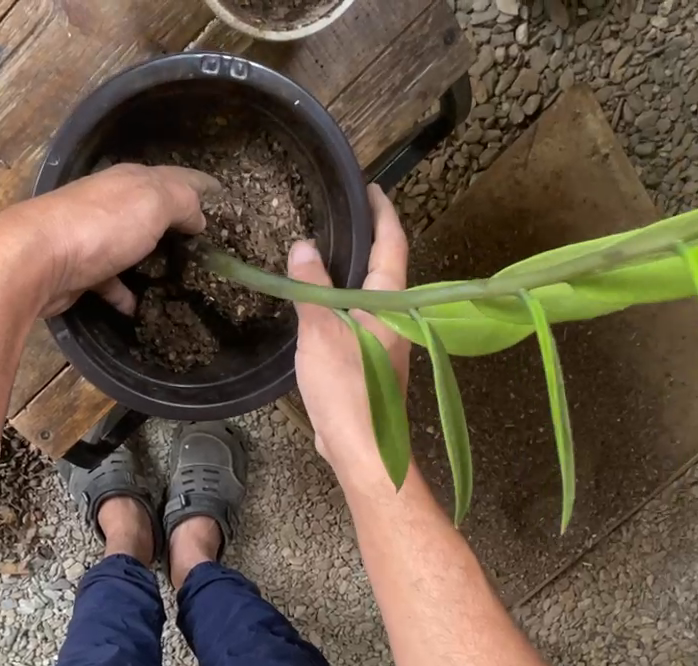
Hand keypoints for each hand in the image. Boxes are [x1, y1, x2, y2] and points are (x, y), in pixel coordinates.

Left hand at [0, 164, 218, 318]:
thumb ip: (183, 202)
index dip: (205, 189)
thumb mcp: (153, 202)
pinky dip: (125, 293)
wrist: (37, 260)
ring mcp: (94, 236)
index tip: (228, 207)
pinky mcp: (80, 269)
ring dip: (153, 262)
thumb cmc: (101, 226)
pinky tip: (138, 308)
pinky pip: (111, 281)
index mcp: (132, 180)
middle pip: (154, 212)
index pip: (179, 178)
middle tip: (208, 250)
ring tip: (179, 281)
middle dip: (180, 227)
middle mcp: (112, 202)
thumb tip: (199, 216)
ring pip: (132, 247)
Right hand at [290, 185, 412, 490]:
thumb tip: (303, 246)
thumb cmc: (346, 388)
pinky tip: (322, 304)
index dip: (382, 212)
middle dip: (368, 239)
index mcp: (390, 301)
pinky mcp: (371, 364)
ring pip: (371, 295)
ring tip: (329, 253)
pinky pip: (358, 320)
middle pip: (385, 267)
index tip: (371, 188)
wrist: (361, 446)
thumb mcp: (321, 331)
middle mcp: (395, 317)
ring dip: (354, 273)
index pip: (392, 243)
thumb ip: (311, 288)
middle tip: (343, 217)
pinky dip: (343, 302)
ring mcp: (385, 342)